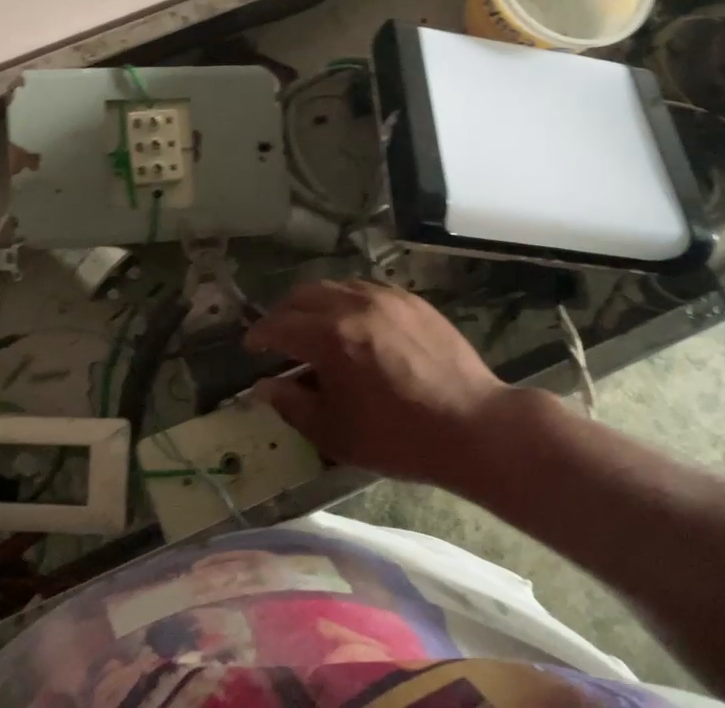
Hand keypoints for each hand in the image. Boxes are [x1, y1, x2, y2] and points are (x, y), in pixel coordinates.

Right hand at [246, 280, 526, 487]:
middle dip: (283, 313)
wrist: (472, 427)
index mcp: (328, 337)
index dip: (259, 336)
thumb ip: (292, 404)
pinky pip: (368, 289)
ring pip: (336, 286)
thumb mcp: (334, 432)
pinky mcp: (413, 301)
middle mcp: (353, 305)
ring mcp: (386, 298)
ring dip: (315, 303)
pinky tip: (354, 323)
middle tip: (278, 336)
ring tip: (314, 326)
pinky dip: (349, 301)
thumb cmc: (397, 437)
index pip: (278, 325)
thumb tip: (265, 386)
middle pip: (302, 295)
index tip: (251, 348)